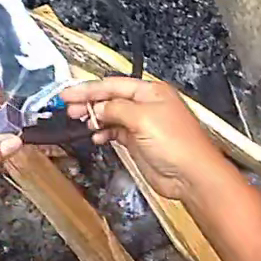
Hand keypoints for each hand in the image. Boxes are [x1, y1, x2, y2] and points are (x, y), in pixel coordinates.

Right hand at [60, 77, 229, 199]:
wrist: (191, 175)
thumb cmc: (179, 144)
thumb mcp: (142, 118)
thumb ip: (116, 109)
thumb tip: (98, 107)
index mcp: (150, 92)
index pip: (113, 85)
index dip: (88, 89)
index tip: (69, 93)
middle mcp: (146, 105)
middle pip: (110, 98)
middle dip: (88, 101)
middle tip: (68, 106)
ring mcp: (142, 124)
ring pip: (111, 115)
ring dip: (94, 117)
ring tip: (78, 120)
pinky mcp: (139, 142)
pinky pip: (115, 132)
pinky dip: (103, 133)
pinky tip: (96, 136)